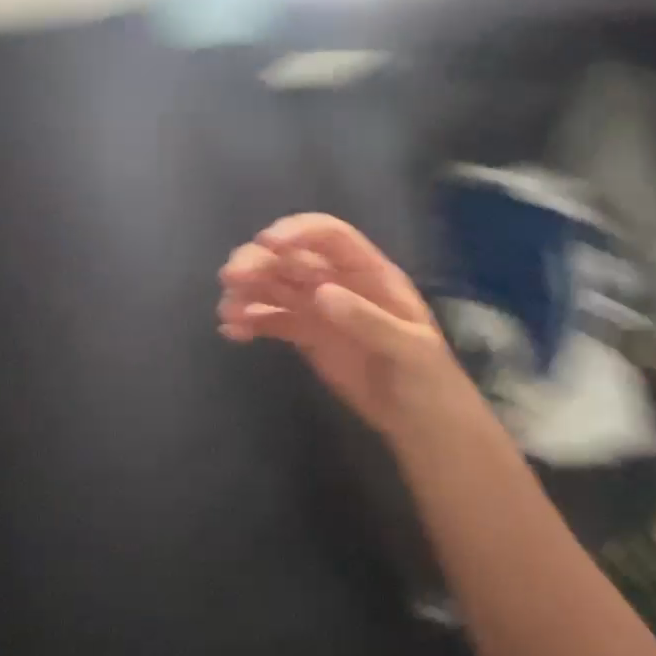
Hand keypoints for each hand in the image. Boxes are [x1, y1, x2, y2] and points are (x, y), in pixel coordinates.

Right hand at [217, 213, 458, 433]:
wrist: (422, 422)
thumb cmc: (427, 379)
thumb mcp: (408, 349)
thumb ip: (367, 320)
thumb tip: (321, 293)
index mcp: (370, 274)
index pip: (330, 237)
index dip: (297, 233)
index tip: (266, 243)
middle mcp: (339, 283)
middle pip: (292, 258)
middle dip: (258, 261)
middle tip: (230, 277)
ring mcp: (320, 309)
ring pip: (274, 287)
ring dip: (247, 291)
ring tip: (227, 311)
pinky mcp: (306, 335)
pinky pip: (271, 319)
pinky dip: (249, 321)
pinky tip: (232, 332)